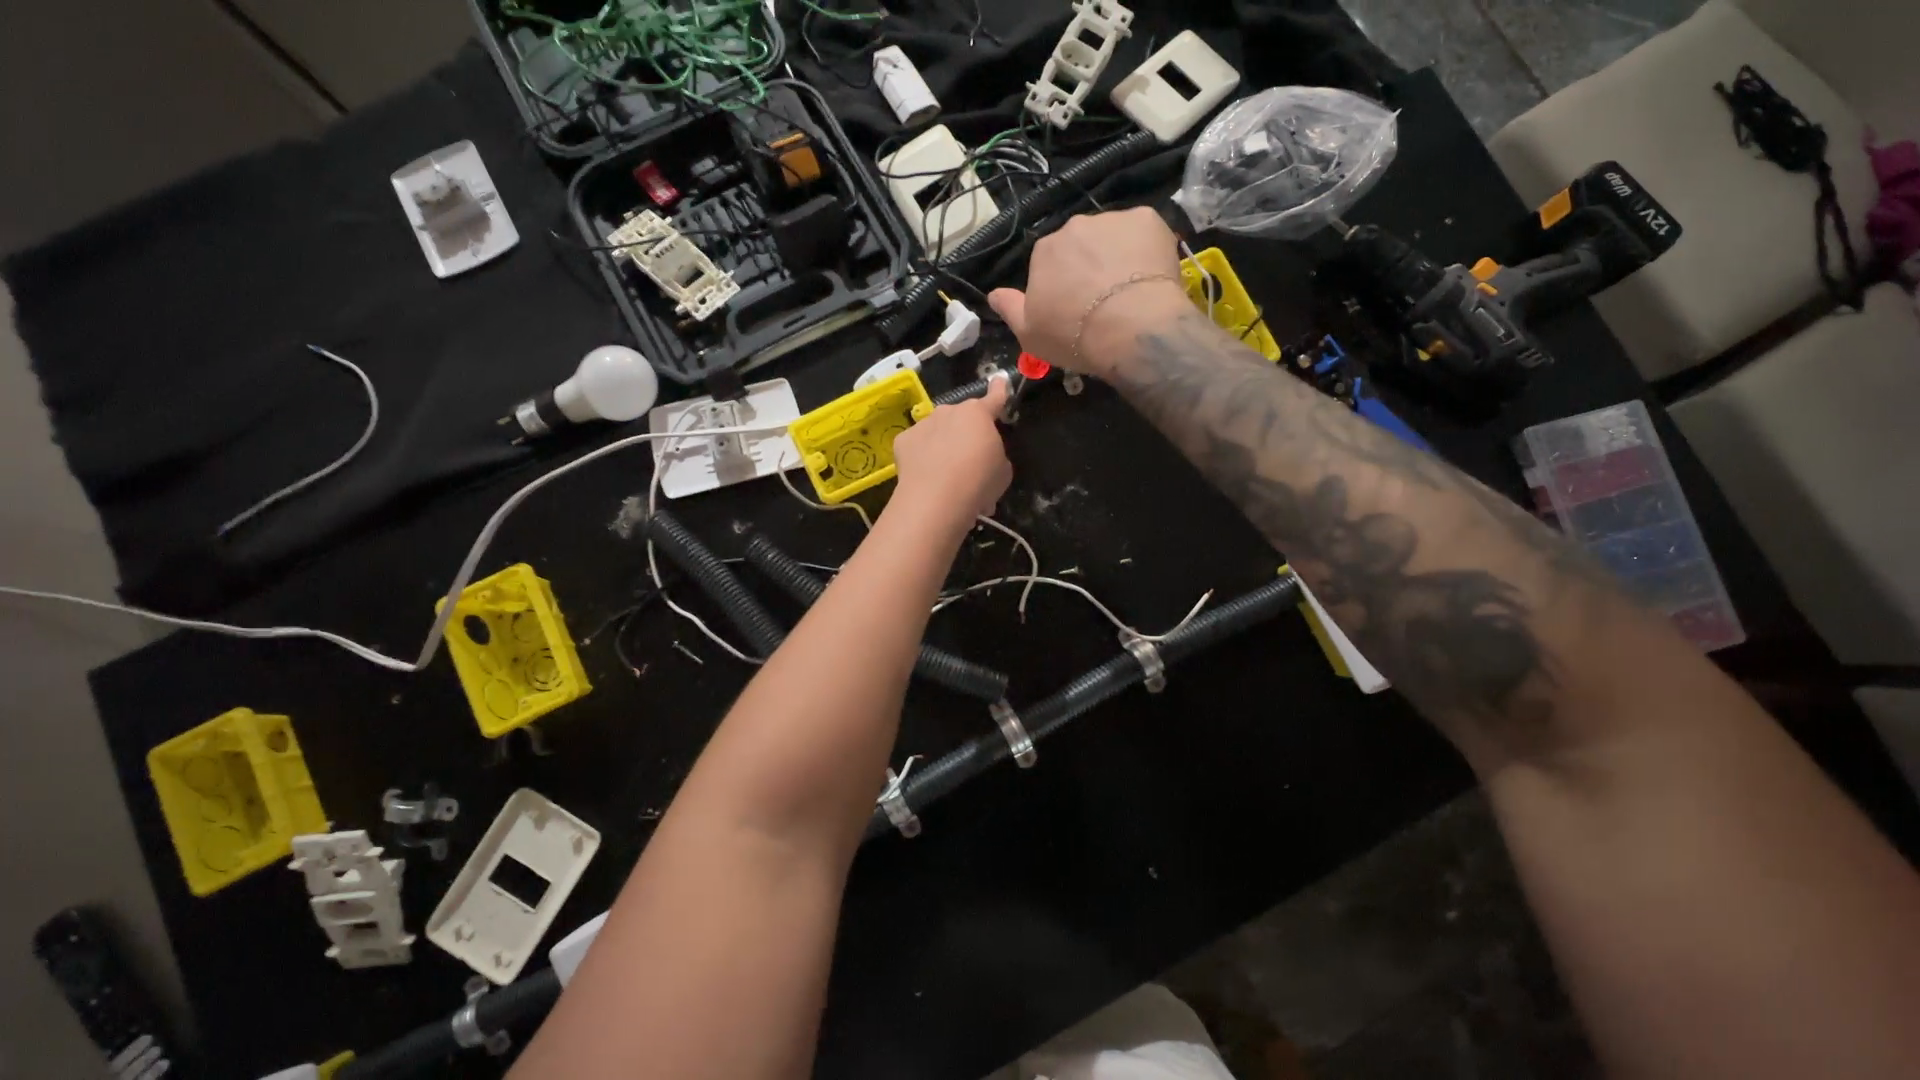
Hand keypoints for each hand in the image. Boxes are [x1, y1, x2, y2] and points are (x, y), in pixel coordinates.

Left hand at [890, 376, 1012, 529]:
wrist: (937, 499)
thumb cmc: (979, 482)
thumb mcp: (1002, 470)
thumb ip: (995, 454)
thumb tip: (984, 455)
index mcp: (979, 415)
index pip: (994, 398)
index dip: (998, 390)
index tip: (999, 380)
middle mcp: (949, 411)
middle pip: (961, 418)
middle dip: (965, 433)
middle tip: (969, 462)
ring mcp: (923, 424)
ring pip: (937, 431)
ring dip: (943, 445)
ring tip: (946, 475)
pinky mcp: (903, 440)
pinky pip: (917, 445)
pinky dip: (921, 457)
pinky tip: (926, 477)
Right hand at [988, 207, 1191, 376]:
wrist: (1130, 328)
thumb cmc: (1074, 335)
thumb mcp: (1030, 334)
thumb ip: (1009, 309)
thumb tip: (993, 294)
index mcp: (1043, 250)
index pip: (1049, 261)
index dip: (1063, 284)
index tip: (1074, 306)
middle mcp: (1074, 227)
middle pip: (1081, 244)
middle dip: (1090, 265)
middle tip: (1104, 298)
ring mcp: (1112, 220)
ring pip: (1113, 236)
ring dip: (1118, 255)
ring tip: (1131, 288)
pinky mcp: (1146, 219)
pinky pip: (1144, 230)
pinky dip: (1147, 247)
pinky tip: (1152, 273)